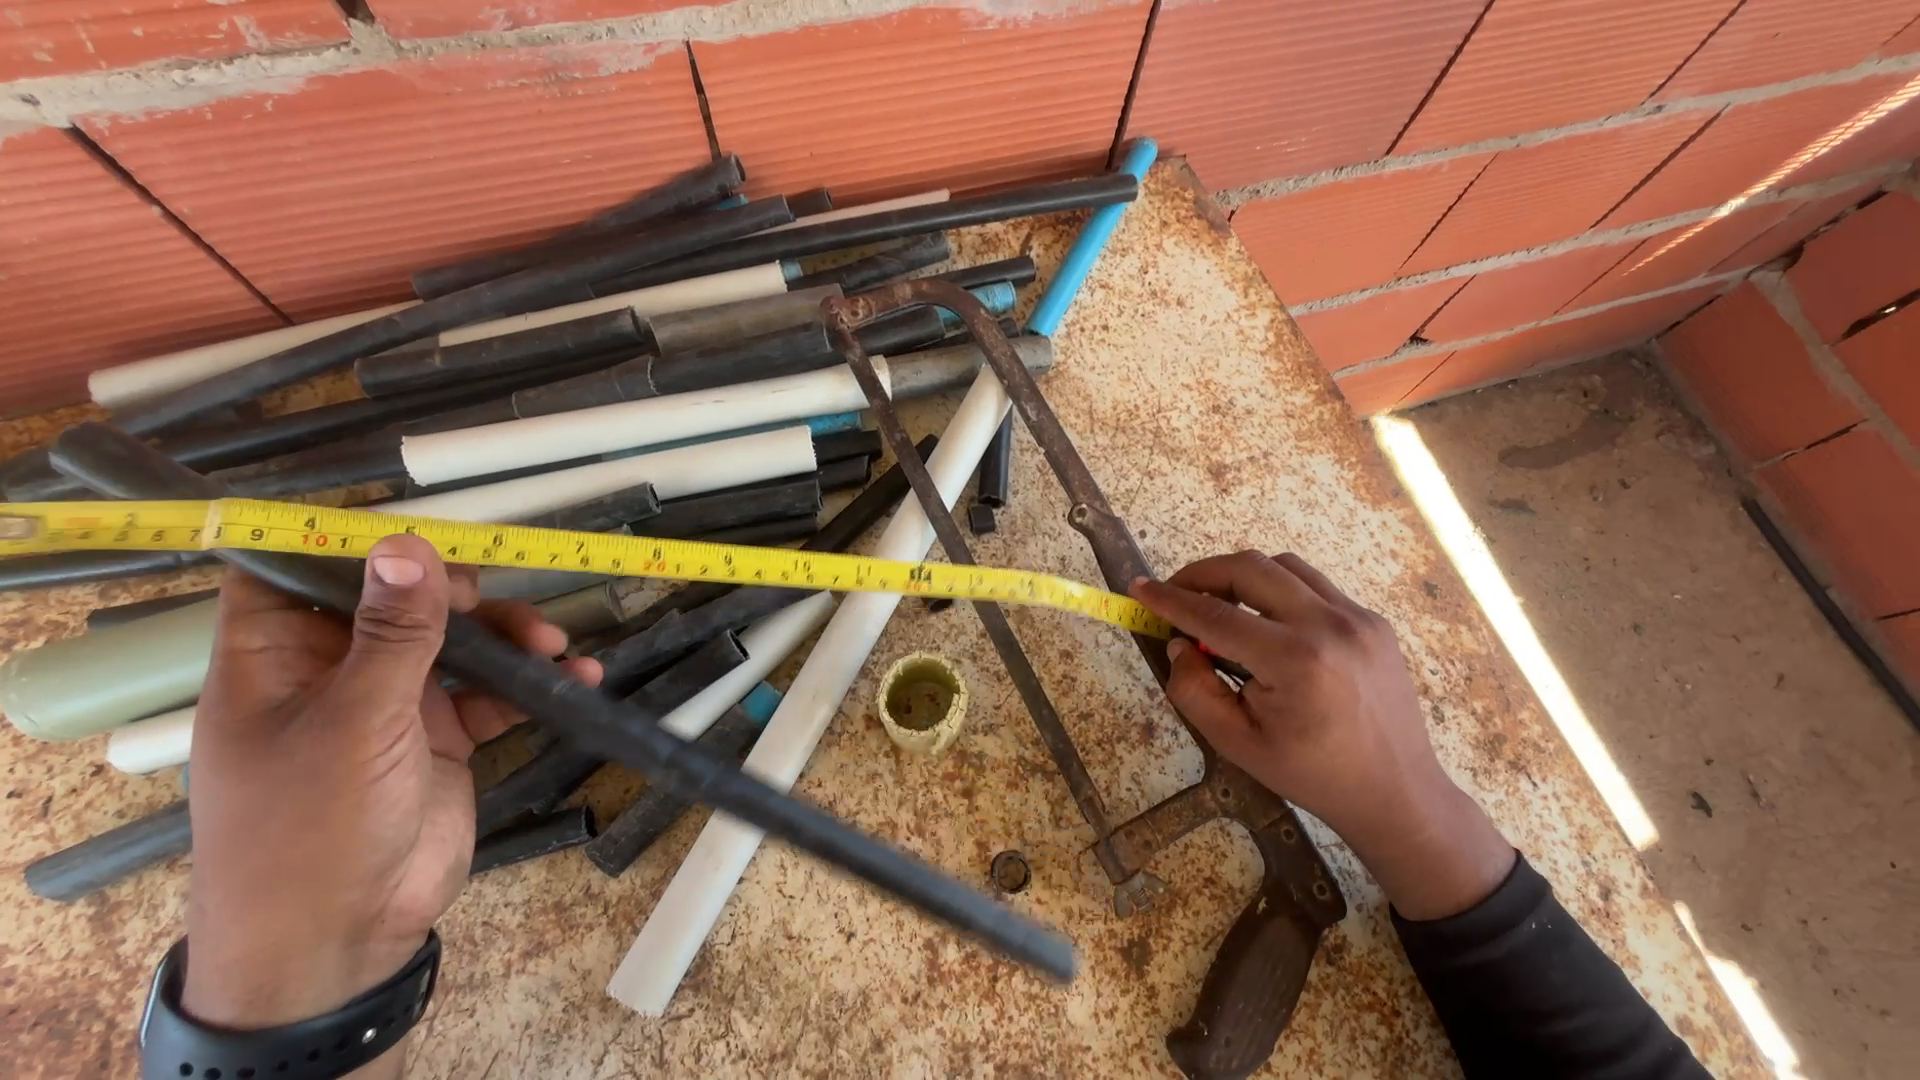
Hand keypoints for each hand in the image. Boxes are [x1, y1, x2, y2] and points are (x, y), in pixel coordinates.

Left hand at [181, 534, 600, 1040]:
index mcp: (277, 659)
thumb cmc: (315, 824)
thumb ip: (392, 632)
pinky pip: (492, 693)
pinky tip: (578, 677)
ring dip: (508, 638)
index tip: (414, 530)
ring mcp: (393, 705)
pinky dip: (532, 684)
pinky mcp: (443, 736)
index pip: (290, 575)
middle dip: (456, 594)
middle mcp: (335, 672)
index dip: (342, 543)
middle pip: (397, 602)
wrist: (346, 935)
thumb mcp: (357, 720)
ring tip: (554, 646)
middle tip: (492, 602)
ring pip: (455, 643)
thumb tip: (406, 545)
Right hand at [1130, 552, 1512, 919]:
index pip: (1215, 614)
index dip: (1170, 599)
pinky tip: (1266, 622)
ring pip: (1283, 567)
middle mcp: (1330, 625)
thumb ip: (1193, 690)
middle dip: (1202, 573)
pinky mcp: (1372, 620)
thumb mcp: (1236, 743)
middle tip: (1175, 593)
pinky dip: (1278, 591)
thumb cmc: (1311, 774)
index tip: (1139, 588)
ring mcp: (1358, 617)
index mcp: (1294, 661)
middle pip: (1250, 568)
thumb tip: (1179, 643)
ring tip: (1218, 605)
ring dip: (1241, 576)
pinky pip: (1313, 585)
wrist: (1396, 792)